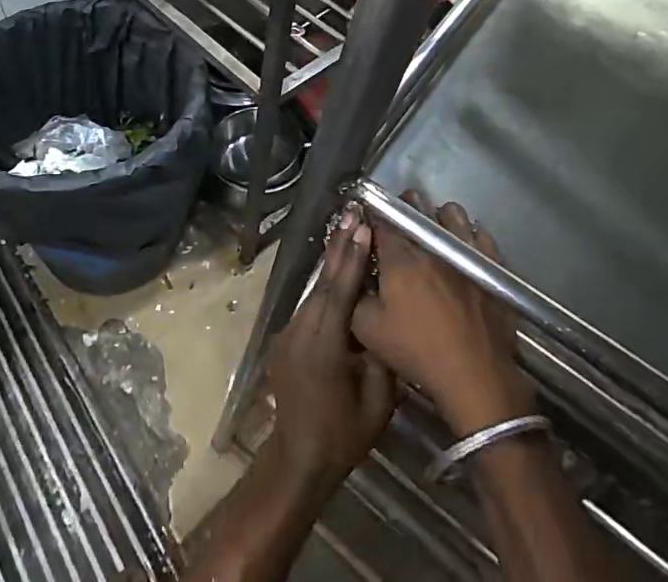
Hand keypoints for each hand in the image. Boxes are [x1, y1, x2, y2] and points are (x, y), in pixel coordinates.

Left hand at [264, 209, 395, 489]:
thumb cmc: (344, 432)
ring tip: (347, 234)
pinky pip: (308, 308)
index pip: (339, 293)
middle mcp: (299, 330)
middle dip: (338, 249)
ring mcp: (288, 333)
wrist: (300, 454)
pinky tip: (336, 278)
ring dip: (331, 266)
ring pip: (313, 294)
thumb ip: (380, 355)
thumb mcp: (378, 398)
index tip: (361, 227)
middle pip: (322, 284)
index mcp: (323, 344)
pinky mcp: (285, 339)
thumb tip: (382, 319)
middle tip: (350, 213)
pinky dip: (324, 290)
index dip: (351, 259)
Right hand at [350, 193, 535, 437]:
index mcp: (399, 259)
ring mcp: (467, 258)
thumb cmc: (415, 351)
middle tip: (397, 213)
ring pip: (453, 216)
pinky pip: (483, 238)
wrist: (475, 378)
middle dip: (404, 207)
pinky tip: (466, 238)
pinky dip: (471, 232)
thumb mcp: (365, 326)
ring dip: (438, 214)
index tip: (367, 216)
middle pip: (417, 212)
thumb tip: (356, 269)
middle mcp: (433, 250)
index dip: (372, 214)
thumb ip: (355, 290)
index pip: (381, 222)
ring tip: (432, 221)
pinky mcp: (494, 273)